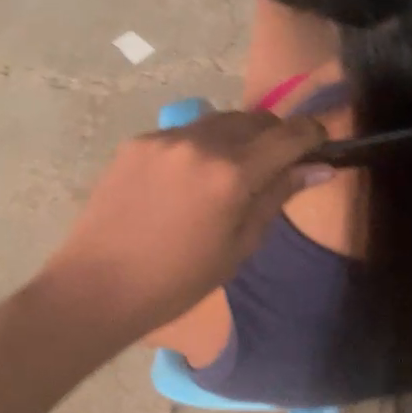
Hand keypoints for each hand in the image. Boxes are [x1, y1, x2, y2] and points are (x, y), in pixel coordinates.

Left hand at [36, 110, 329, 336]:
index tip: (319, 147)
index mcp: (234, 173)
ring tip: (226, 174)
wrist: (91, 292)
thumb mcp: (241, 245)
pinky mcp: (140, 142)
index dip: (313, 135)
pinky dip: (200, 147)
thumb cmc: (176, 280)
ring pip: (223, 121)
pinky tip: (185, 181)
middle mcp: (205, 143)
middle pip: (259, 120)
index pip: (292, 133)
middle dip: (275, 137)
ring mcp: (168, 138)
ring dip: (238, 138)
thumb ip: (279, 195)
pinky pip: (187, 133)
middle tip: (272, 168)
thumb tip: (320, 167)